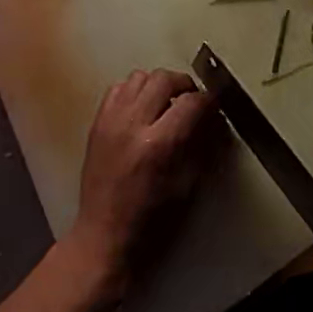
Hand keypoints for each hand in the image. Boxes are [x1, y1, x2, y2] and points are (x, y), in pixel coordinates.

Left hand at [64, 69, 219, 286]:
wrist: (104, 235)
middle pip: (164, 79)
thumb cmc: (151, 221)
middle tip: (192, 101)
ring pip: (140, 76)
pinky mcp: (97, 121)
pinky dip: (134, 90)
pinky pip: (118, 87)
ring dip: (158, 85)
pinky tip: (142, 108)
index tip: (215, 105)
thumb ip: (201, 146)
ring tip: (166, 103)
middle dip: (184, 85)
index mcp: (158, 144)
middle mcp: (132, 123)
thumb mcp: (186, 186)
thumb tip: (213, 119)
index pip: (190, 103)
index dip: (208, 101)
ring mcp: (111, 119)